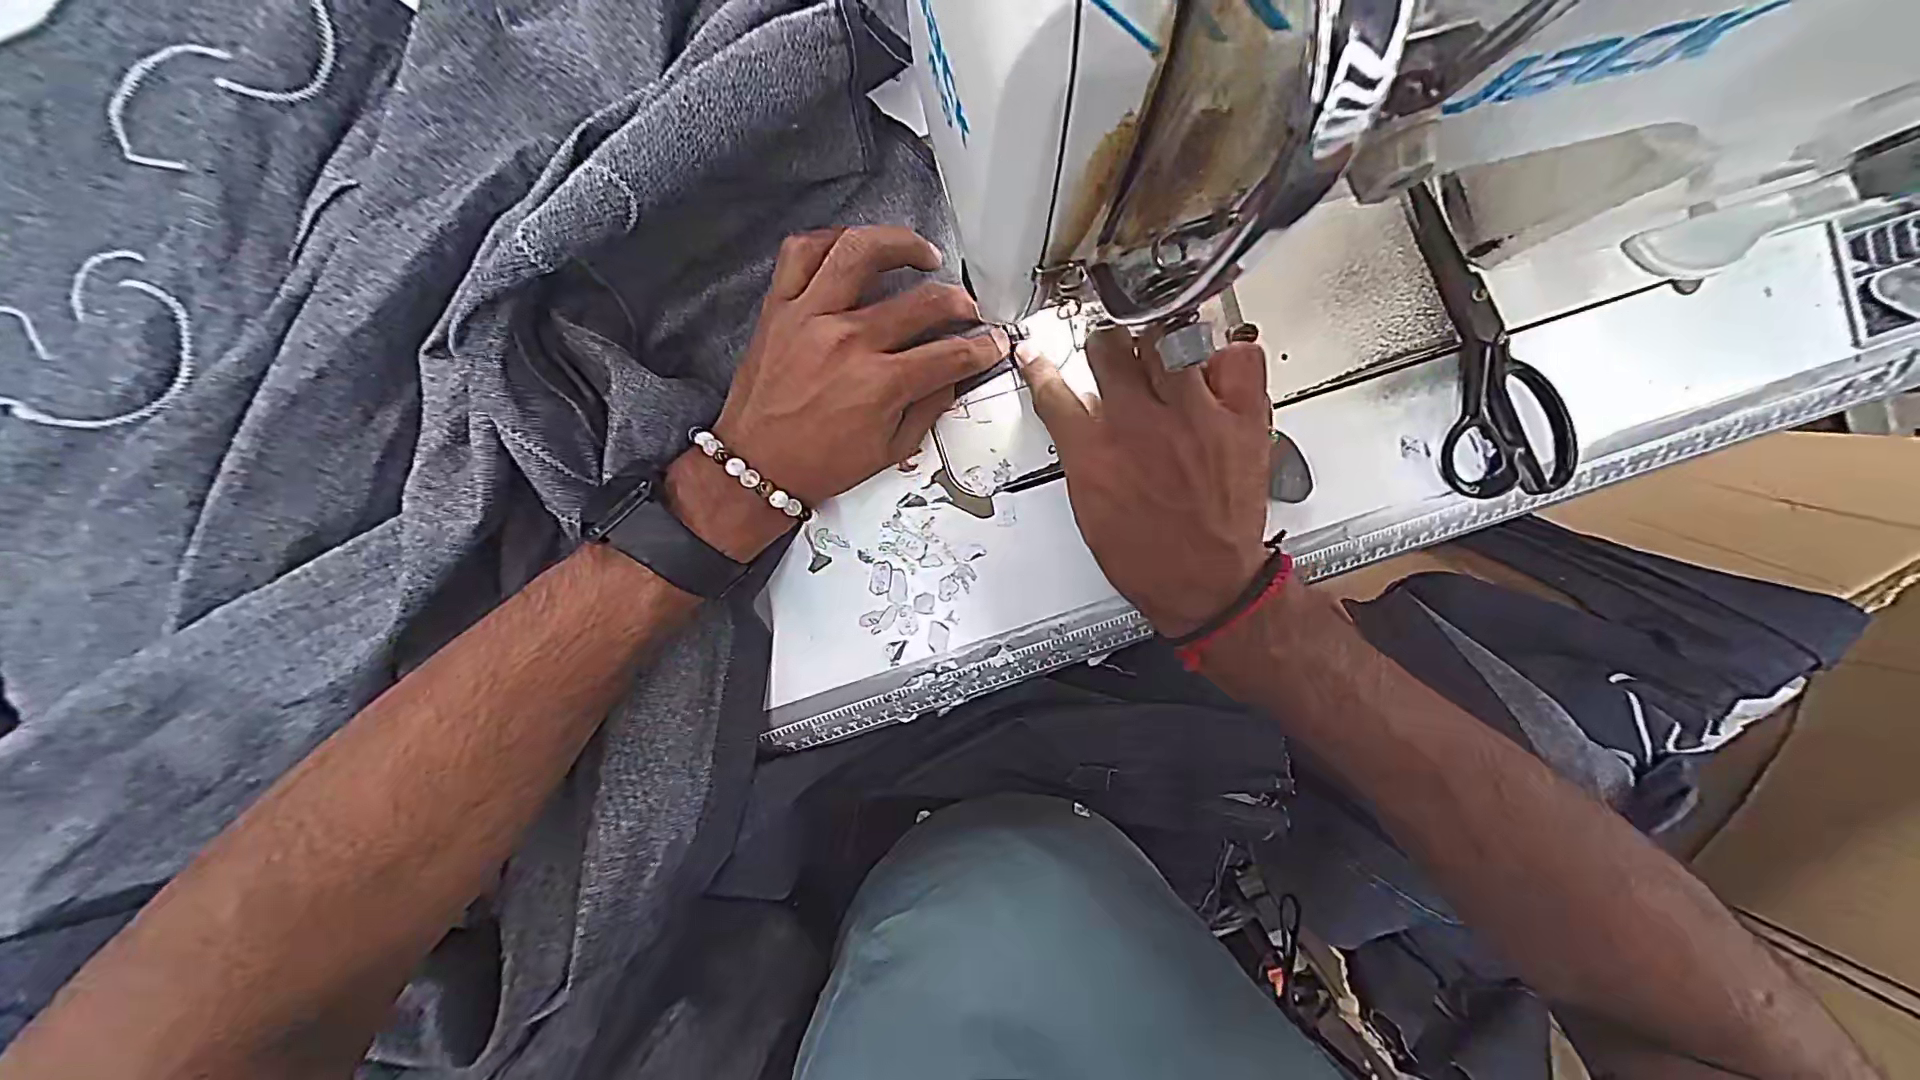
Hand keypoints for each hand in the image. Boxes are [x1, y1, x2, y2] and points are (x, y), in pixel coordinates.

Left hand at [667, 226, 1007, 559]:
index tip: (992, 341)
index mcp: (879, 385)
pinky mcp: (780, 309)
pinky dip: (832, 240)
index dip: (983, 346)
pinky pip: (802, 252)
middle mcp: (847, 343)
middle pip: (923, 301)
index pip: (951, 353)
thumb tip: (954, 375)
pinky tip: (854, 248)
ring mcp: (810, 318)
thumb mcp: (889, 448)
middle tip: (966, 309)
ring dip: (902, 244)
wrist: (758, 466)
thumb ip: (928, 407)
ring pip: (862, 251)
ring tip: (921, 253)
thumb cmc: (818, 463)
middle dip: (961, 303)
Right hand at [1021, 325, 1272, 636]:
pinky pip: (1239, 357)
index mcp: (1095, 453)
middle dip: (1104, 347)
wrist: (1207, 584)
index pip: (1055, 390)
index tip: (1037, 355)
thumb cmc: (1149, 557)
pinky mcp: (1240, 420)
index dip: (1041, 366)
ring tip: (1162, 359)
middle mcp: (1141, 427)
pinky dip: (1226, 358)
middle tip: (1111, 354)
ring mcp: (1194, 418)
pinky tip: (1213, 375)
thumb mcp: (1091, 507)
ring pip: (1169, 337)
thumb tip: (1080, 419)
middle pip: (1110, 347)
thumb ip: (1082, 453)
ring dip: (1158, 345)